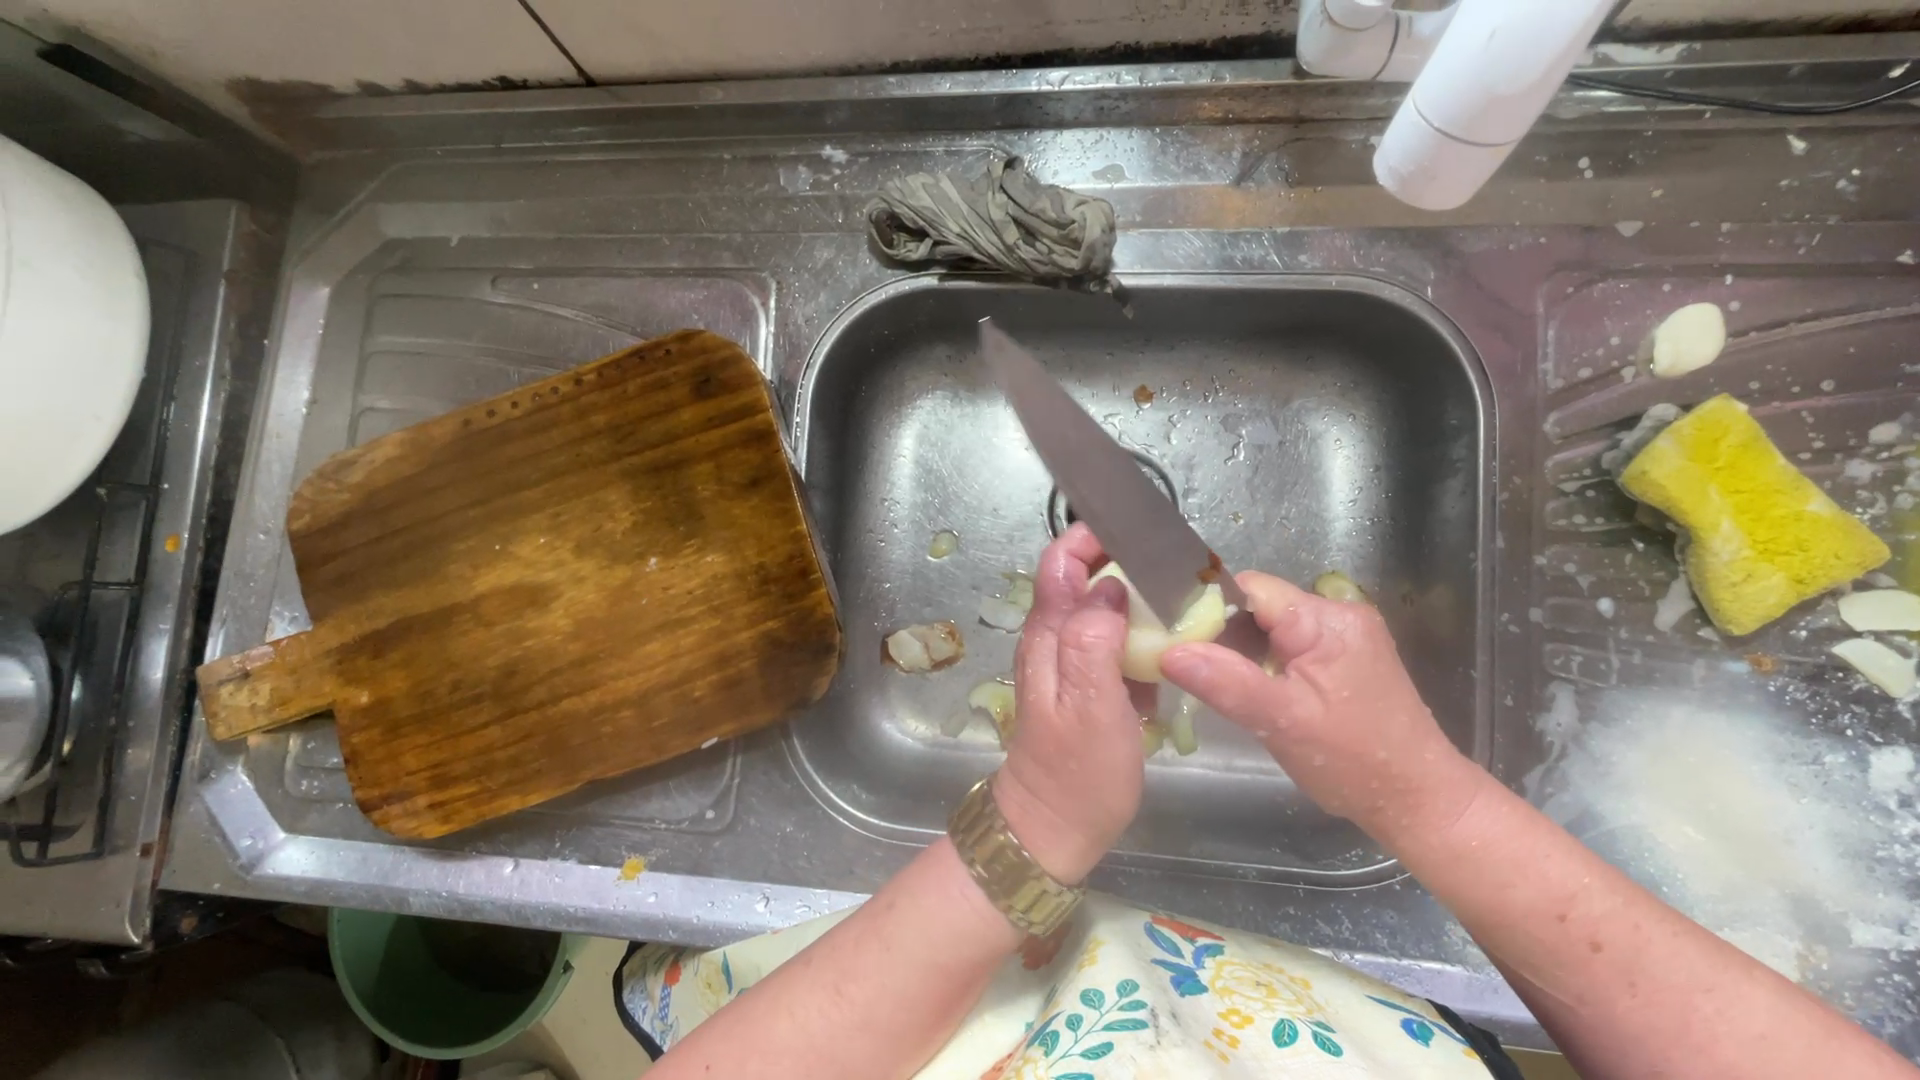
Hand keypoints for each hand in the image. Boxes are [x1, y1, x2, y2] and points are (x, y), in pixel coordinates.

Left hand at [992, 524, 1144, 883]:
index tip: (1137, 533)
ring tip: (1183, 598)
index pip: (1059, 563)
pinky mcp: (1090, 687)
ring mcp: (1071, 664)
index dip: (1090, 539)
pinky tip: (1170, 644)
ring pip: (1101, 611)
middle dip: (1123, 564)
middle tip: (1175, 568)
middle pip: (1083, 581)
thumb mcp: (1090, 703)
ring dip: (1137, 600)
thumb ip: (1093, 639)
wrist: (1057, 829)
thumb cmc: (1078, 772)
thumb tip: (1108, 585)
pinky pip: (1115, 646)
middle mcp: (1053, 640)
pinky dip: (1140, 636)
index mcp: (1048, 636)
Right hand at [1159, 571, 1474, 840]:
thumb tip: (1168, 651)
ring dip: (1242, 653)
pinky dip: (1264, 665)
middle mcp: (1339, 615)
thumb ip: (1224, 682)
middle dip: (1223, 635)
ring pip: (1270, 627)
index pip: (1249, 588)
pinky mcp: (1345, 658)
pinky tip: (1255, 694)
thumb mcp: (1280, 722)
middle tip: (1193, 671)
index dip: (1208, 608)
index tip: (1177, 639)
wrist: (1418, 800)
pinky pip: (1289, 646)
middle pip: (1257, 606)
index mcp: (1326, 620)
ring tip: (1221, 686)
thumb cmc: (1354, 762)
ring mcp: (1345, 636)